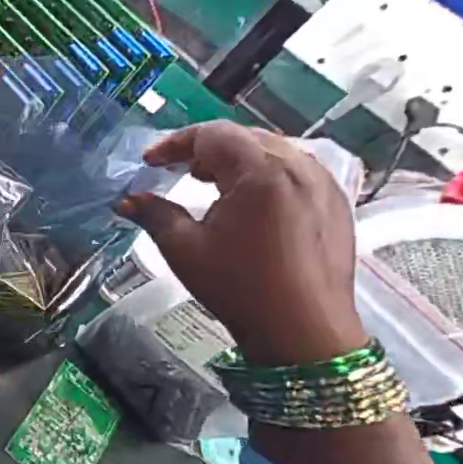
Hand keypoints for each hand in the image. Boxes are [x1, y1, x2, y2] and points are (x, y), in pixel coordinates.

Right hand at [121, 122, 365, 366]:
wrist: (302, 329)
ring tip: (209, 182)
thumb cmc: (237, 286)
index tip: (150, 162)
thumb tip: (126, 201)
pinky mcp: (336, 202)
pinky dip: (264, 173)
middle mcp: (298, 167)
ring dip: (235, 158)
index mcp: (260, 173)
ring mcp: (323, 183)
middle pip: (245, 137)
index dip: (175, 143)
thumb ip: (154, 215)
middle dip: (204, 148)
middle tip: (175, 170)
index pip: (213, 134)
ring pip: (273, 150)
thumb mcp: (184, 249)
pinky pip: (296, 169)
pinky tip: (247, 201)